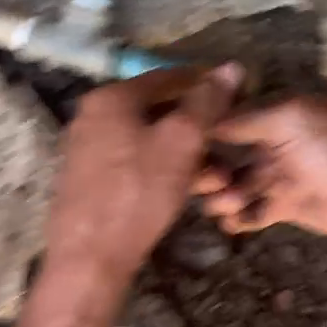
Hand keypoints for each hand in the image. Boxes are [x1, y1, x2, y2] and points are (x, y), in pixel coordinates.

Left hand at [43, 63, 243, 288]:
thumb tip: (231, 66)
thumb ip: (208, 101)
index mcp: (111, 97)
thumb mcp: (184, 140)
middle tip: (229, 145)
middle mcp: (93, 115)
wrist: (89, 259)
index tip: (238, 100)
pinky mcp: (90, 178)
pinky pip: (137, 160)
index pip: (171, 76)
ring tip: (217, 177)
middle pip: (160, 108)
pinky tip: (189, 189)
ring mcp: (88, 148)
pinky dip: (165, 167)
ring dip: (187, 152)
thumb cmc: (139, 191)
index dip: (207, 85)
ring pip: (151, 138)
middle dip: (199, 126)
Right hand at [194, 99, 326, 250]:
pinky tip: (236, 220)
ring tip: (228, 201)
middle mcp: (276, 140)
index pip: (231, 116)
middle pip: (227, 152)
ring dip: (222, 194)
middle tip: (206, 182)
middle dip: (209, 166)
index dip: (205, 131)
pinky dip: (238, 217)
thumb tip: (208, 118)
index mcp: (281, 112)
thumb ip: (248, 119)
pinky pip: (251, 210)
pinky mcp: (286, 205)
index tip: (180, 146)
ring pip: (235, 183)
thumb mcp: (291, 121)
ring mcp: (281, 174)